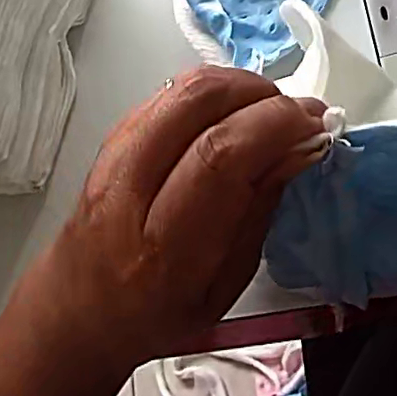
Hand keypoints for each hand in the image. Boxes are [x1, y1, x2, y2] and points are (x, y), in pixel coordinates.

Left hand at [4, 66, 328, 374]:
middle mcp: (130, 185)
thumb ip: (262, 206)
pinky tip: (238, 108)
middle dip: (262, 95)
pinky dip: (217, 87)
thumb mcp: (226, 283)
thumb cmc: (159, 311)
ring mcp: (117, 150)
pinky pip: (173, 88)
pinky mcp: (116, 130)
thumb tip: (302, 144)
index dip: (276, 125)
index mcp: (162, 243)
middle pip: (199, 102)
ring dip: (241, 84)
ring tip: (271, 108)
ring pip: (185, 85)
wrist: (81, 306)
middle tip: (297, 113)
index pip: (221, 155)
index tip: (315, 124)